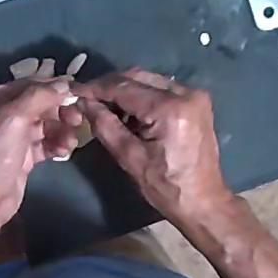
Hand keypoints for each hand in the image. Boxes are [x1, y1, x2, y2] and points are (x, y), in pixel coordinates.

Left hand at [0, 77, 84, 245]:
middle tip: (77, 118)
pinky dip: (56, 144)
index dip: (51, 87)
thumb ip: (39, 96)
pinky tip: (65, 149)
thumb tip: (64, 84)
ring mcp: (10, 137)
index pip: (26, 85)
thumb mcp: (15, 118)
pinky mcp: (21, 156)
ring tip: (71, 140)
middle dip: (58, 110)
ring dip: (61, 129)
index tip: (76, 91)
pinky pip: (44, 143)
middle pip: (37, 105)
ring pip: (43, 125)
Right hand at [77, 68, 235, 229]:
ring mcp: (193, 94)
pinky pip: (159, 88)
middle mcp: (185, 93)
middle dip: (108, 86)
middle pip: (136, 77)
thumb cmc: (166, 186)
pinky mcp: (195, 101)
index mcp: (170, 109)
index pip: (124, 87)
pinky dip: (139, 95)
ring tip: (102, 107)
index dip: (95, 88)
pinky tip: (125, 112)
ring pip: (147, 80)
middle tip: (85, 99)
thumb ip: (105, 126)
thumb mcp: (130, 158)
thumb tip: (83, 103)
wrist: (203, 201)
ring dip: (123, 90)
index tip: (73, 92)